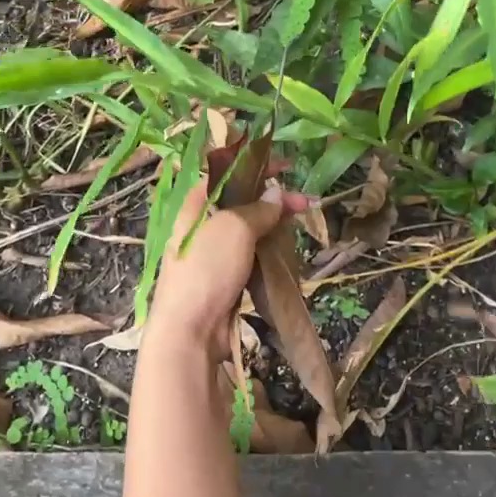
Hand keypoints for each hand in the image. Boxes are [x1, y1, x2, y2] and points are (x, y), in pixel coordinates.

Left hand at [147, 175, 305, 353]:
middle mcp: (200, 224)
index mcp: (193, 204)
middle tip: (304, 201)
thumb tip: (276, 194)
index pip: (225, 174)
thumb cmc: (207, 268)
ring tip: (301, 220)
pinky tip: (286, 246)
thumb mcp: (234, 229)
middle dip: (272, 199)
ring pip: (248, 229)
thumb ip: (258, 209)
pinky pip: (249, 254)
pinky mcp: (224, 276)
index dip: (254, 167)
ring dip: (273, 224)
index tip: (285, 167)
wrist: (190, 330)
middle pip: (240, 202)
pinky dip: (267, 248)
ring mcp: (212, 252)